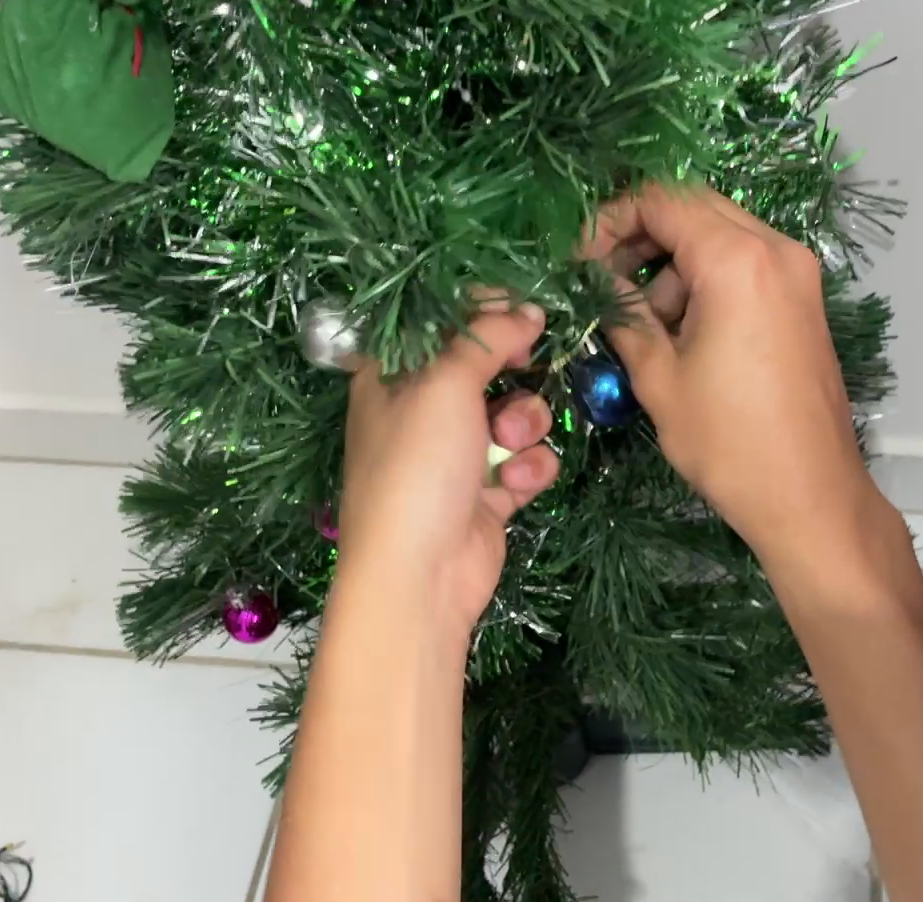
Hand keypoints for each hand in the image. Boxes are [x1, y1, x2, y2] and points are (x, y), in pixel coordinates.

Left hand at [335, 300, 560, 632]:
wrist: (420, 571)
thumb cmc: (418, 464)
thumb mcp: (446, 382)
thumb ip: (488, 336)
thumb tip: (527, 311)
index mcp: (393, 375)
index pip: (440, 322)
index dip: (484, 311)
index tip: (521, 310)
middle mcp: (422, 411)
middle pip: (485, 366)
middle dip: (513, 371)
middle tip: (525, 363)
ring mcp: (456, 454)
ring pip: (513, 413)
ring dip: (524, 423)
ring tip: (510, 443)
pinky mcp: (488, 492)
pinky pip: (524, 461)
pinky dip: (528, 468)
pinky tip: (517, 482)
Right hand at [582, 184, 887, 563]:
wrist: (808, 493)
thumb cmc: (727, 442)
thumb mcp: (659, 379)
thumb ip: (624, 316)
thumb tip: (599, 284)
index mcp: (736, 261)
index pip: (662, 201)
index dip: (610, 220)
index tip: (579, 259)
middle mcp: (776, 250)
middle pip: (695, 210)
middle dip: (641, 239)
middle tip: (605, 284)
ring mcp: (798, 274)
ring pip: (721, 239)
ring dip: (675, 268)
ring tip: (650, 329)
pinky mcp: (804, 302)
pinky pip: (746, 268)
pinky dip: (708, 284)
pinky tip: (688, 335)